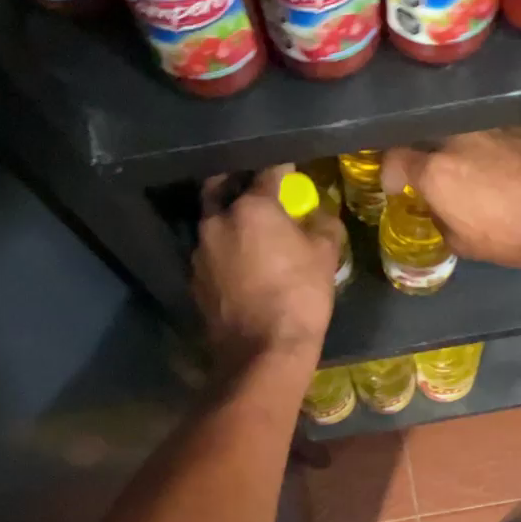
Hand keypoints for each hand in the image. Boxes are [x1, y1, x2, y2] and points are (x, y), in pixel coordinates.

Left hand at [193, 167, 342, 366]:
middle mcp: (218, 221)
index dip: (282, 169)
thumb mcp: (325, 256)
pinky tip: (241, 265)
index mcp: (252, 207)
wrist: (263, 352)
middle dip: (239, 184)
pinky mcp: (195, 279)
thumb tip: (318, 213)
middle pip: (223, 188)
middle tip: (258, 192)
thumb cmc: (299, 296)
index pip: (268, 172)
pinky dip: (225, 251)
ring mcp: (201, 251)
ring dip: (230, 221)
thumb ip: (323, 224)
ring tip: (250, 233)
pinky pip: (211, 253)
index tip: (291, 171)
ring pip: (213, 222)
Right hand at [383, 128, 520, 269]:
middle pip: (424, 137)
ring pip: (457, 132)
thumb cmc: (514, 236)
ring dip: (454, 149)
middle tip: (427, 175)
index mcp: (436, 170)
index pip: (395, 158)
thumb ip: (441, 221)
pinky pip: (488, 133)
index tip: (396, 188)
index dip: (390, 174)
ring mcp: (489, 128)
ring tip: (464, 170)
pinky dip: (484, 147)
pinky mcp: (518, 126)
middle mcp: (457, 140)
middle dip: (420, 154)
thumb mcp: (465, 244)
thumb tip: (438, 211)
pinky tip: (496, 165)